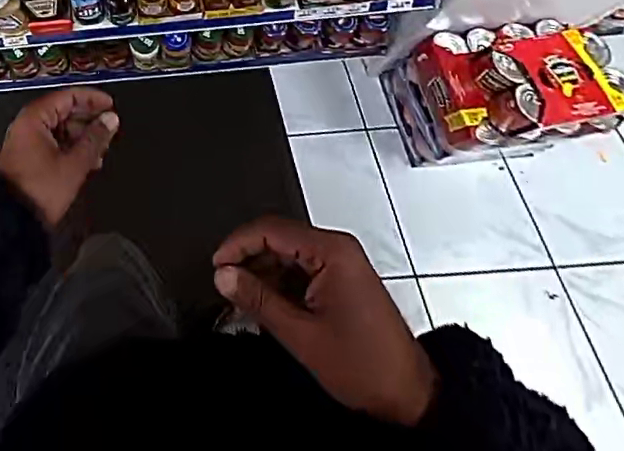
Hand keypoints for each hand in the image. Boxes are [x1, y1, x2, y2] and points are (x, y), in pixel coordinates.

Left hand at [0, 86, 118, 227]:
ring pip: (60, 128)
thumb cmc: (42, 189)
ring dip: (82, 136)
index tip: (110, 106)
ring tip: (100, 150)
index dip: (92, 99)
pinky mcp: (26, 157)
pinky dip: (71, 147)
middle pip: (64, 111)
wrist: (10, 224)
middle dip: (89, 120)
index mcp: (34, 119)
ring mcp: (25, 141)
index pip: (68, 96)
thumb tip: (111, 119)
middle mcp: (26, 125)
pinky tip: (88, 161)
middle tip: (108, 130)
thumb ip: (96, 138)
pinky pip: (53, 142)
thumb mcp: (75, 163)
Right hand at [213, 217, 435, 426]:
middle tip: (224, 284)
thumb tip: (225, 276)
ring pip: (288, 254)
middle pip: (280, 237)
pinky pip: (302, 268)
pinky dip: (280, 283)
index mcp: (332, 250)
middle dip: (249, 259)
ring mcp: (341, 261)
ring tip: (241, 300)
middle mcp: (337, 247)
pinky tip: (264, 305)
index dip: (239, 243)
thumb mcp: (301, 334)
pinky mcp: (341, 277)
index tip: (217, 264)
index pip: (273, 229)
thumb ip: (259, 299)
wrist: (406, 394)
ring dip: (263, 273)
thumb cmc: (365, 366)